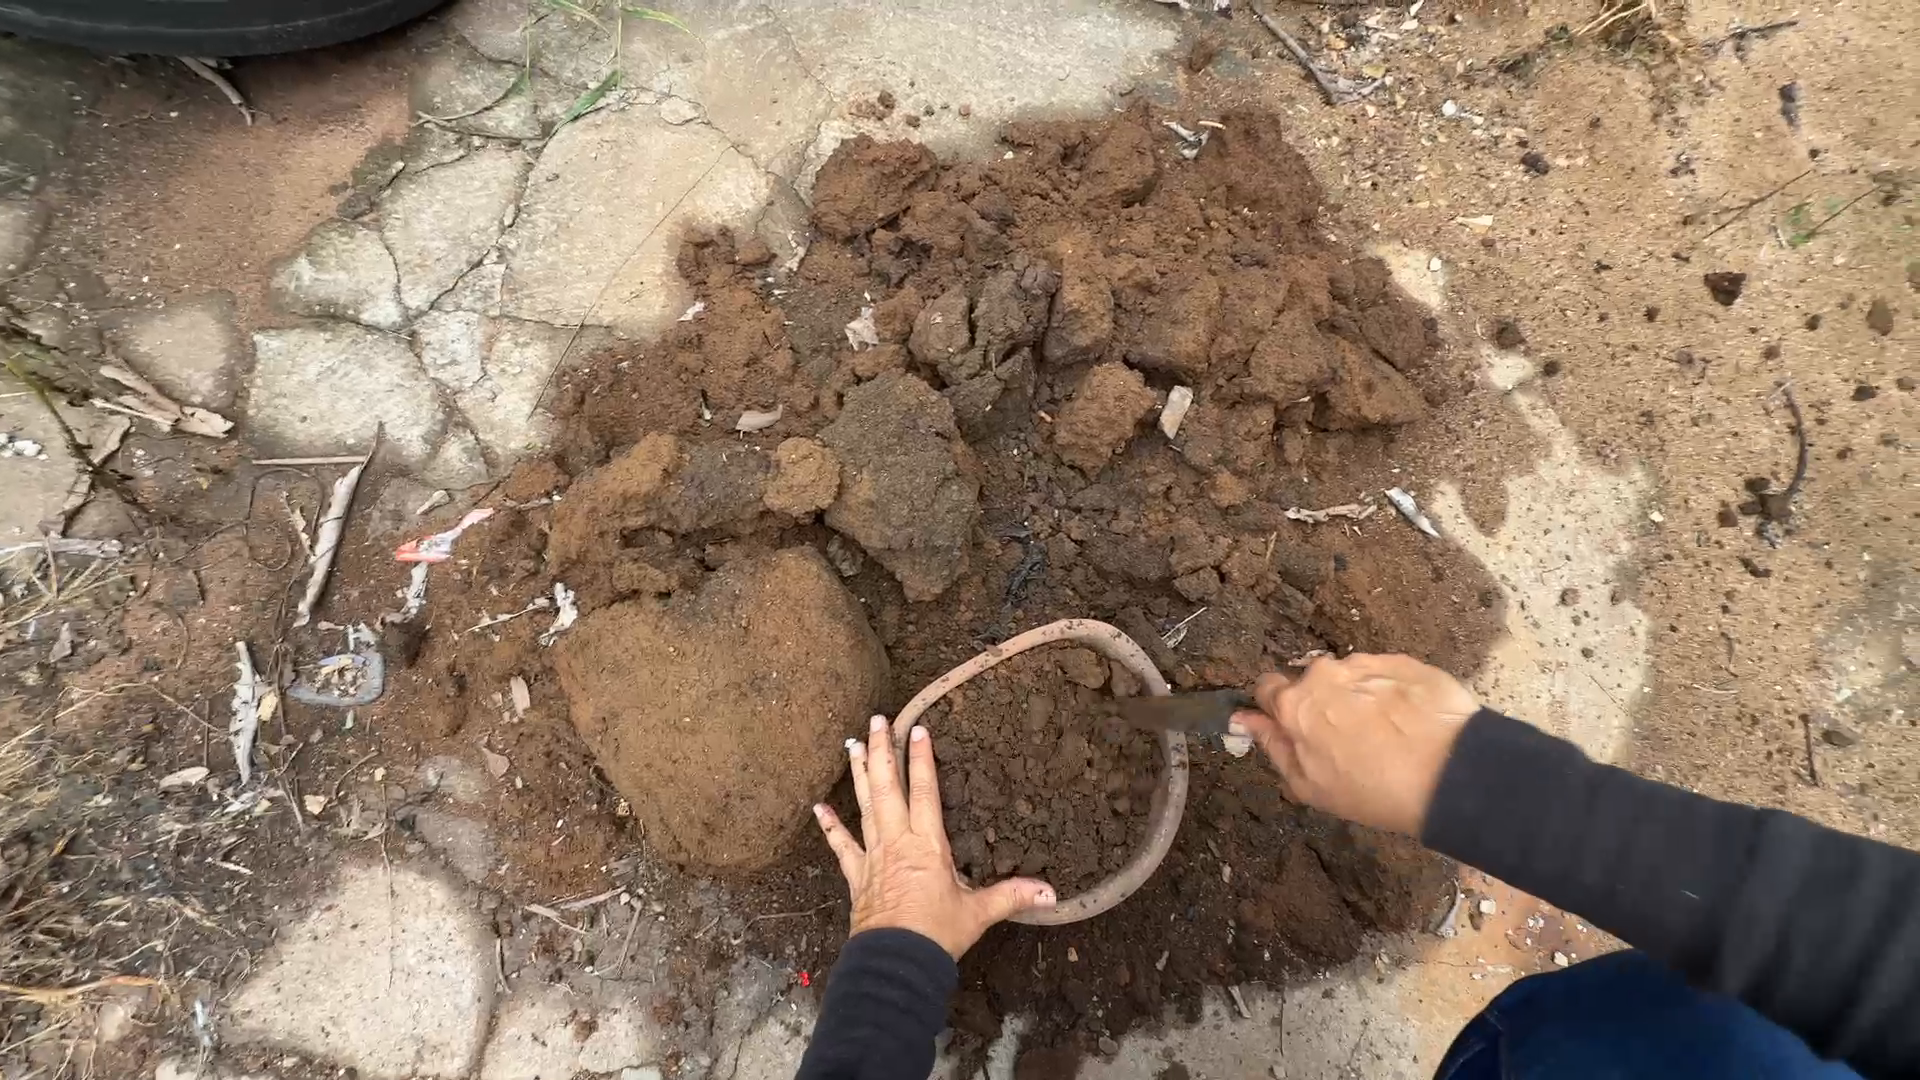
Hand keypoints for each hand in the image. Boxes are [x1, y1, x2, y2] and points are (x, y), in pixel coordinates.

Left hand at [814, 714, 1056, 958]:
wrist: (895, 966)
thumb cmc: (937, 936)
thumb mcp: (979, 913)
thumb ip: (1012, 895)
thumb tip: (1051, 892)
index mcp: (927, 844)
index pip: (924, 791)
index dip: (921, 759)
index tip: (918, 728)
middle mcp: (897, 841)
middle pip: (887, 786)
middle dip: (881, 751)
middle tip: (876, 720)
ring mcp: (873, 856)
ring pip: (865, 805)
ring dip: (858, 773)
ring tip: (851, 744)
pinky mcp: (857, 876)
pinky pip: (841, 846)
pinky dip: (830, 826)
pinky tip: (819, 807)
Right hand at [1231, 653, 1478, 835]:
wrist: (1454, 775)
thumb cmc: (1373, 789)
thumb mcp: (1310, 785)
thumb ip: (1272, 746)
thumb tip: (1243, 718)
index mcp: (1294, 703)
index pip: (1266, 687)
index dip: (1278, 708)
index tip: (1296, 727)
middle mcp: (1323, 674)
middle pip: (1311, 682)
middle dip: (1322, 702)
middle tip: (1349, 737)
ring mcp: (1365, 663)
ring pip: (1350, 677)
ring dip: (1358, 696)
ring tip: (1389, 730)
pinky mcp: (1404, 661)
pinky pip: (1386, 674)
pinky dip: (1392, 692)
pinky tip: (1411, 720)